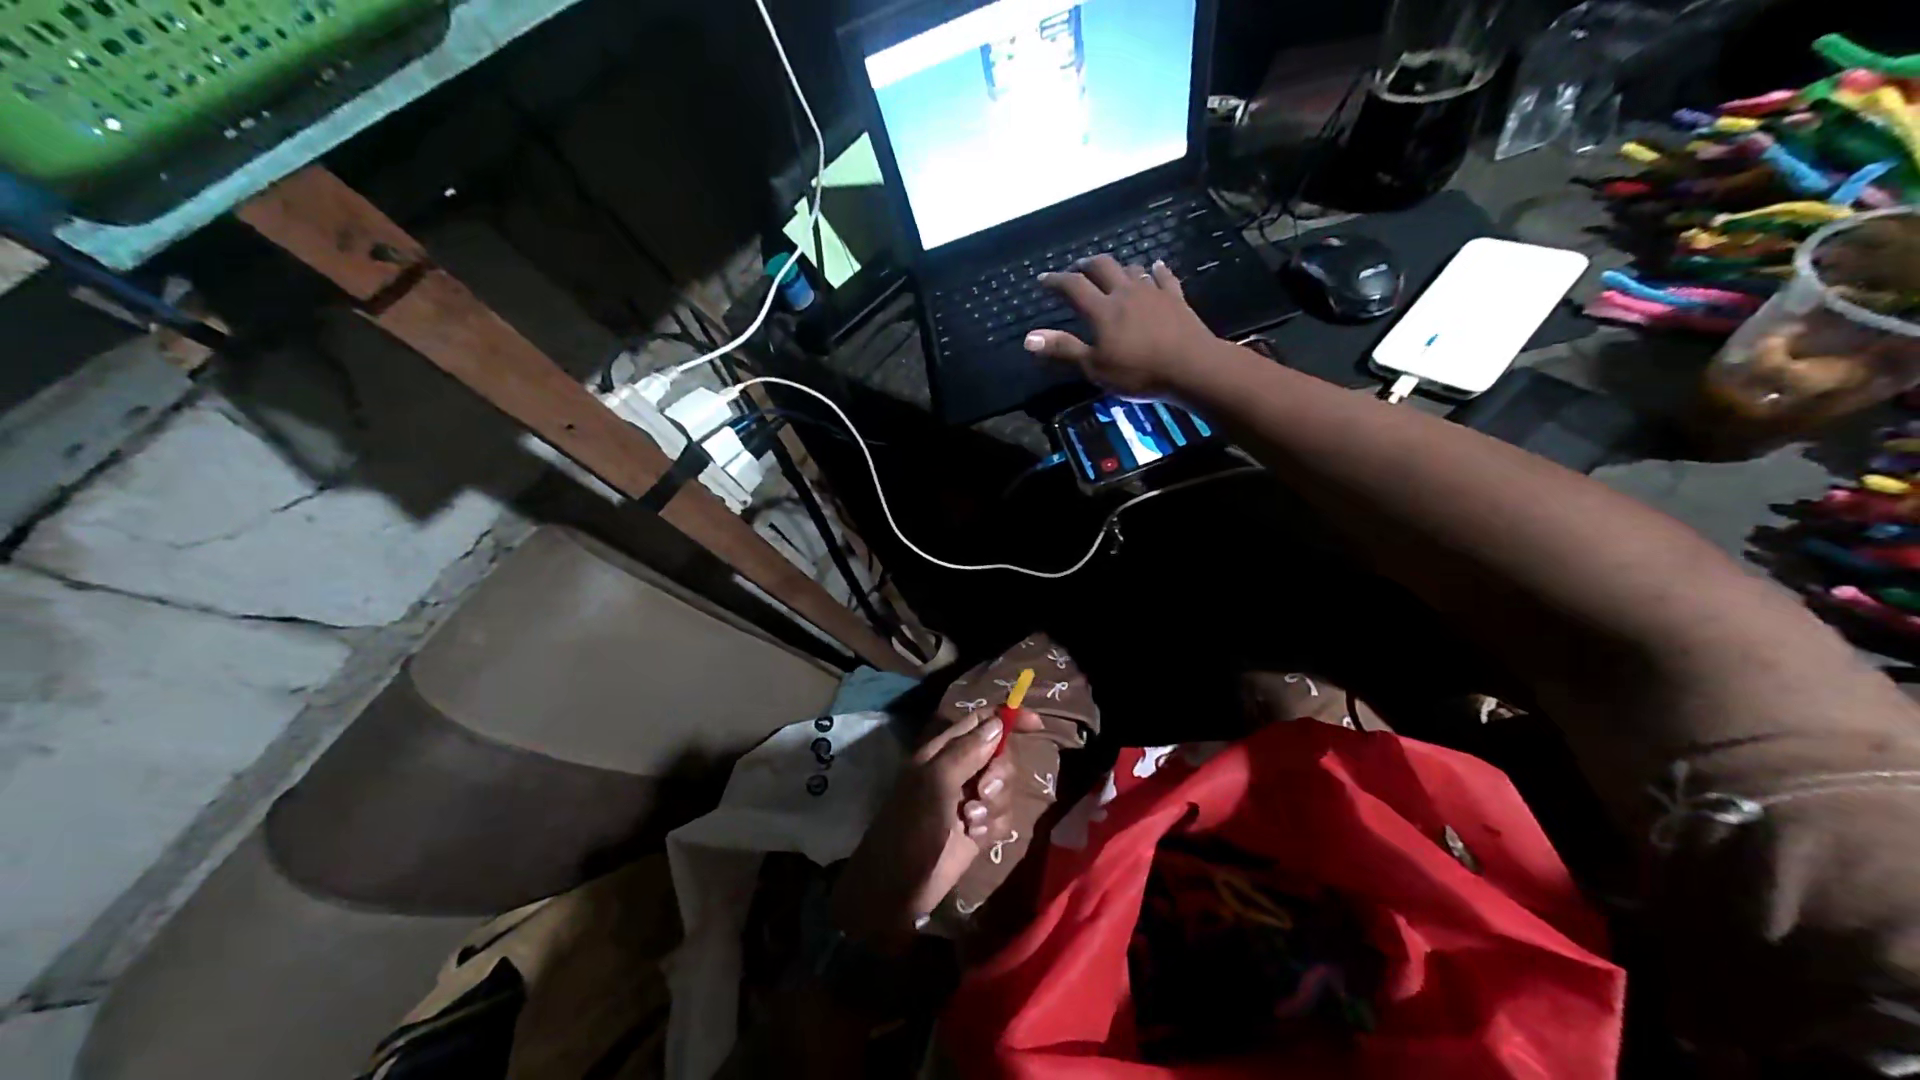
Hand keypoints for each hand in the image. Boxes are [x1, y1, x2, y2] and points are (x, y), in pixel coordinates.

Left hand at [831, 708, 1039, 951]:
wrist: (899, 885)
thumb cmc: (912, 826)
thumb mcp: (936, 782)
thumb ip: (967, 750)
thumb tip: (999, 722)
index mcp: (942, 750)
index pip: (981, 720)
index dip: (1009, 718)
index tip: (1037, 726)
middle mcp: (958, 769)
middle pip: (1000, 755)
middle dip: (1000, 774)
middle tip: (983, 792)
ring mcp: (968, 799)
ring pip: (1004, 786)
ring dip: (995, 804)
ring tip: (972, 820)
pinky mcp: (978, 826)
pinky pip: (1003, 815)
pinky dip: (993, 824)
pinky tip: (976, 837)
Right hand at [1026, 254, 1220, 397]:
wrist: (1191, 367)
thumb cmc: (1138, 372)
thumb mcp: (1094, 366)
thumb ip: (1063, 349)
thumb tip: (1028, 338)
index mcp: (1102, 309)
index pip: (1072, 286)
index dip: (1055, 281)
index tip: (1043, 279)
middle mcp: (1125, 292)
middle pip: (1102, 267)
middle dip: (1086, 265)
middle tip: (1076, 269)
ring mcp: (1153, 292)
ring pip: (1132, 269)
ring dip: (1118, 268)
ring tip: (1111, 274)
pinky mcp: (1176, 298)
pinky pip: (1164, 277)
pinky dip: (1156, 271)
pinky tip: (1155, 267)